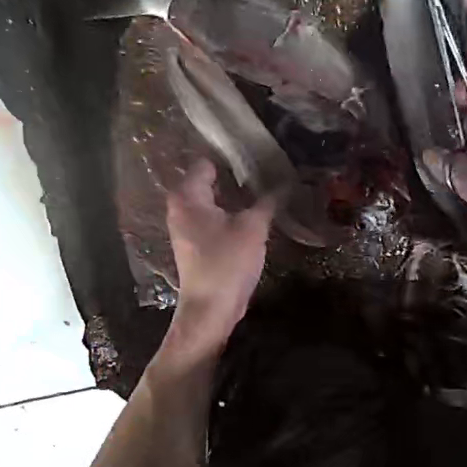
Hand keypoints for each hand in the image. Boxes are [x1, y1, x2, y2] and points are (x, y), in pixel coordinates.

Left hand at [162, 158, 273, 359]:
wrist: (211, 309)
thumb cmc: (227, 262)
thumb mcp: (254, 227)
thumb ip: (268, 200)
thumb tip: (286, 181)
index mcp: (187, 195)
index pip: (207, 162)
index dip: (232, 159)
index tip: (258, 158)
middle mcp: (180, 206)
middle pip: (209, 180)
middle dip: (236, 177)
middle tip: (266, 173)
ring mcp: (185, 226)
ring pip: (213, 200)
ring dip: (235, 197)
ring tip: (264, 192)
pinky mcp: (194, 243)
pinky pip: (213, 217)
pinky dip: (230, 214)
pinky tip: (253, 216)